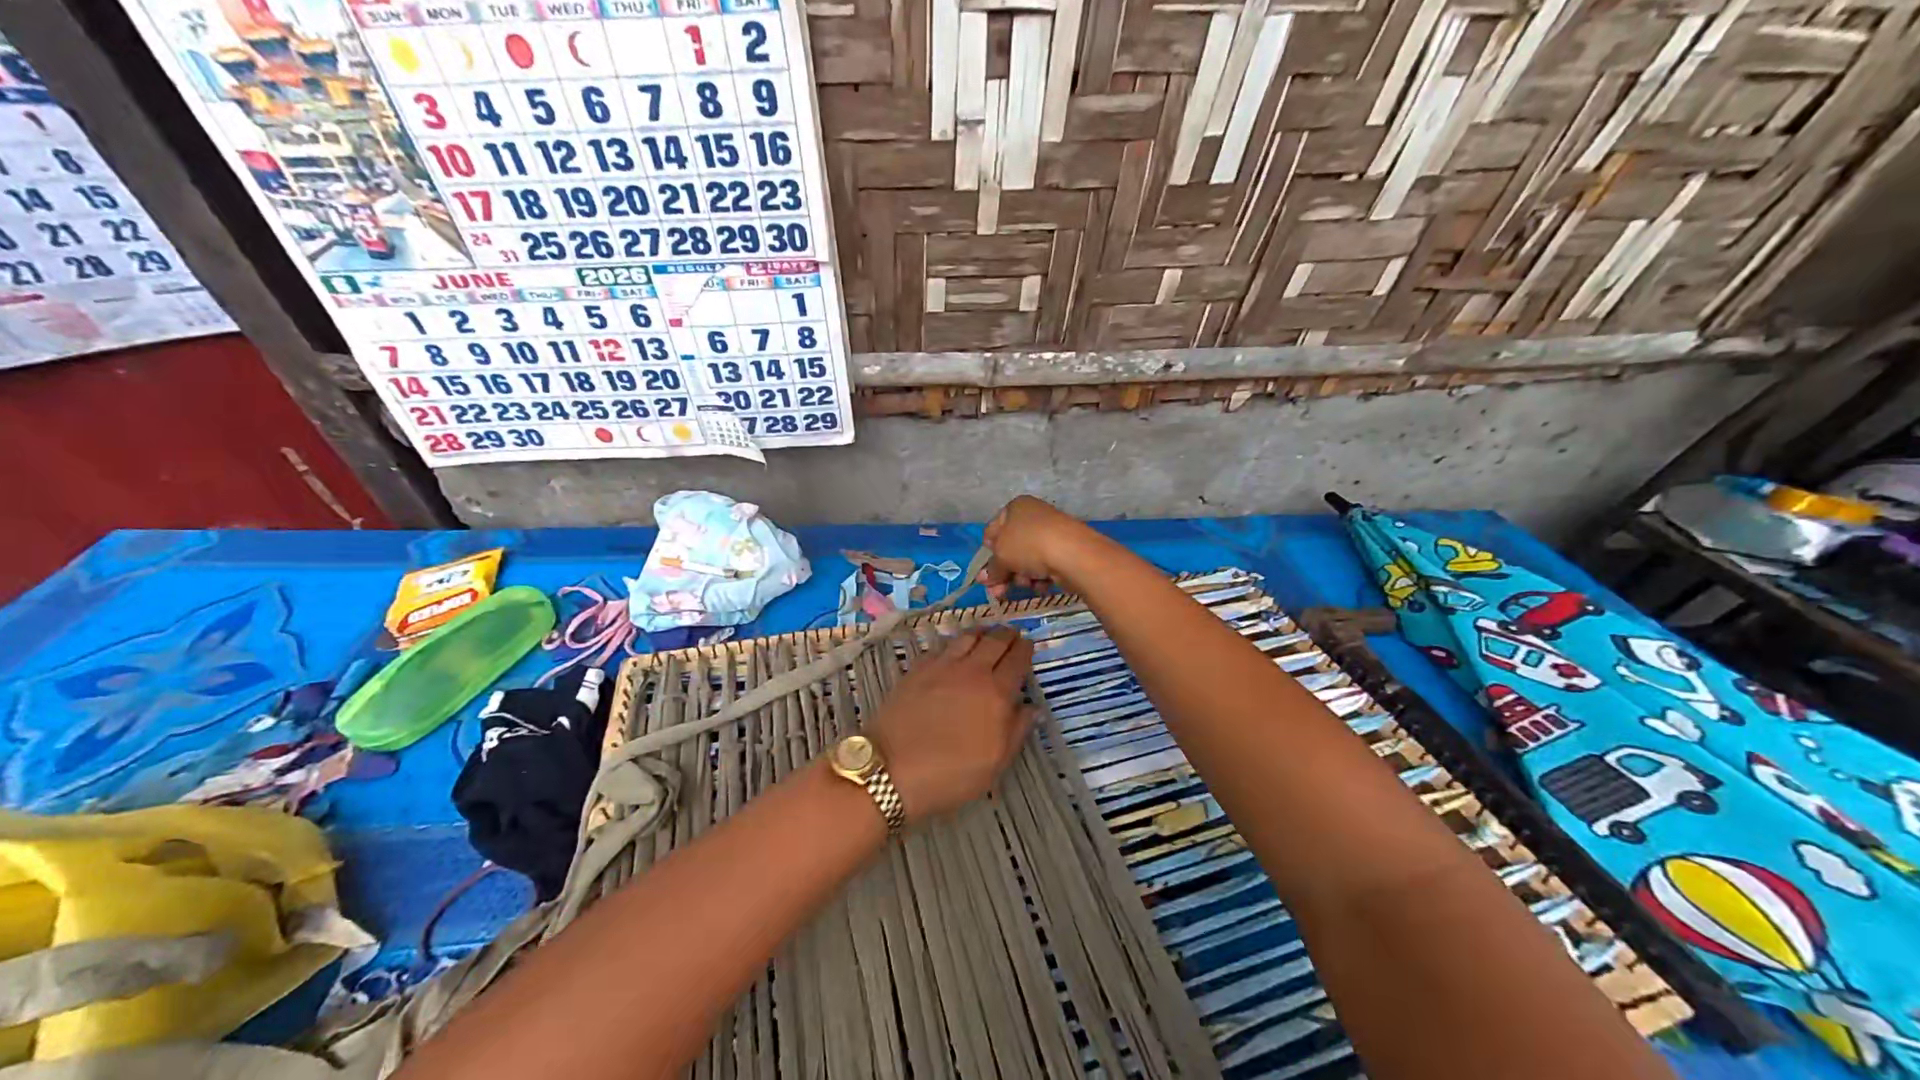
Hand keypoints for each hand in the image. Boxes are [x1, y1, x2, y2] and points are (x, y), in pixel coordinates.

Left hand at [865, 629, 1033, 820]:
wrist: (891, 769)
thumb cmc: (951, 774)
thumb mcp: (995, 763)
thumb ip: (1016, 731)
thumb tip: (1031, 707)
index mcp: (996, 693)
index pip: (1016, 661)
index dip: (1024, 650)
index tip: (1028, 644)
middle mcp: (972, 672)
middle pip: (993, 642)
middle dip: (1006, 635)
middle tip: (1012, 634)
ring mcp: (941, 667)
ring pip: (966, 638)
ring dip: (981, 633)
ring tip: (986, 633)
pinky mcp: (917, 669)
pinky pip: (941, 647)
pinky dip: (954, 643)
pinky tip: (953, 650)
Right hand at [981, 496, 1096, 600]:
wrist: (1072, 553)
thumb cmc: (1028, 545)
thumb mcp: (1001, 556)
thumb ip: (991, 568)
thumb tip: (984, 578)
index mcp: (1015, 507)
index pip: (993, 530)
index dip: (988, 552)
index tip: (986, 572)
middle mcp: (1033, 516)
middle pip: (1010, 549)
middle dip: (1004, 572)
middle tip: (997, 592)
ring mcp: (1051, 533)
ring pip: (1027, 560)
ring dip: (1021, 577)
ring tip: (1026, 584)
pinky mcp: (1065, 550)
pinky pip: (1044, 566)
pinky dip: (1040, 577)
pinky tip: (1041, 584)